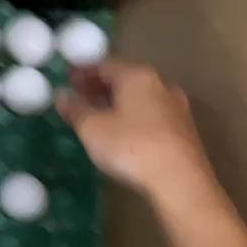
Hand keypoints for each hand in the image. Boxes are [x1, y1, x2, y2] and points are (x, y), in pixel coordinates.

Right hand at [57, 59, 218, 210]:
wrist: (180, 181)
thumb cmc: (131, 147)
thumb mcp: (92, 128)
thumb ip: (75, 109)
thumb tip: (62, 95)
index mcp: (137, 76)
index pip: (105, 65)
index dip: (83, 70)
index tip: (66, 77)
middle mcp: (160, 84)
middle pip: (124, 79)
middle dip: (99, 86)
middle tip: (78, 94)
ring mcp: (176, 107)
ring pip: (139, 97)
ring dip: (116, 101)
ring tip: (96, 114)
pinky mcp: (184, 129)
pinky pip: (151, 113)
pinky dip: (132, 115)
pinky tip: (121, 130)